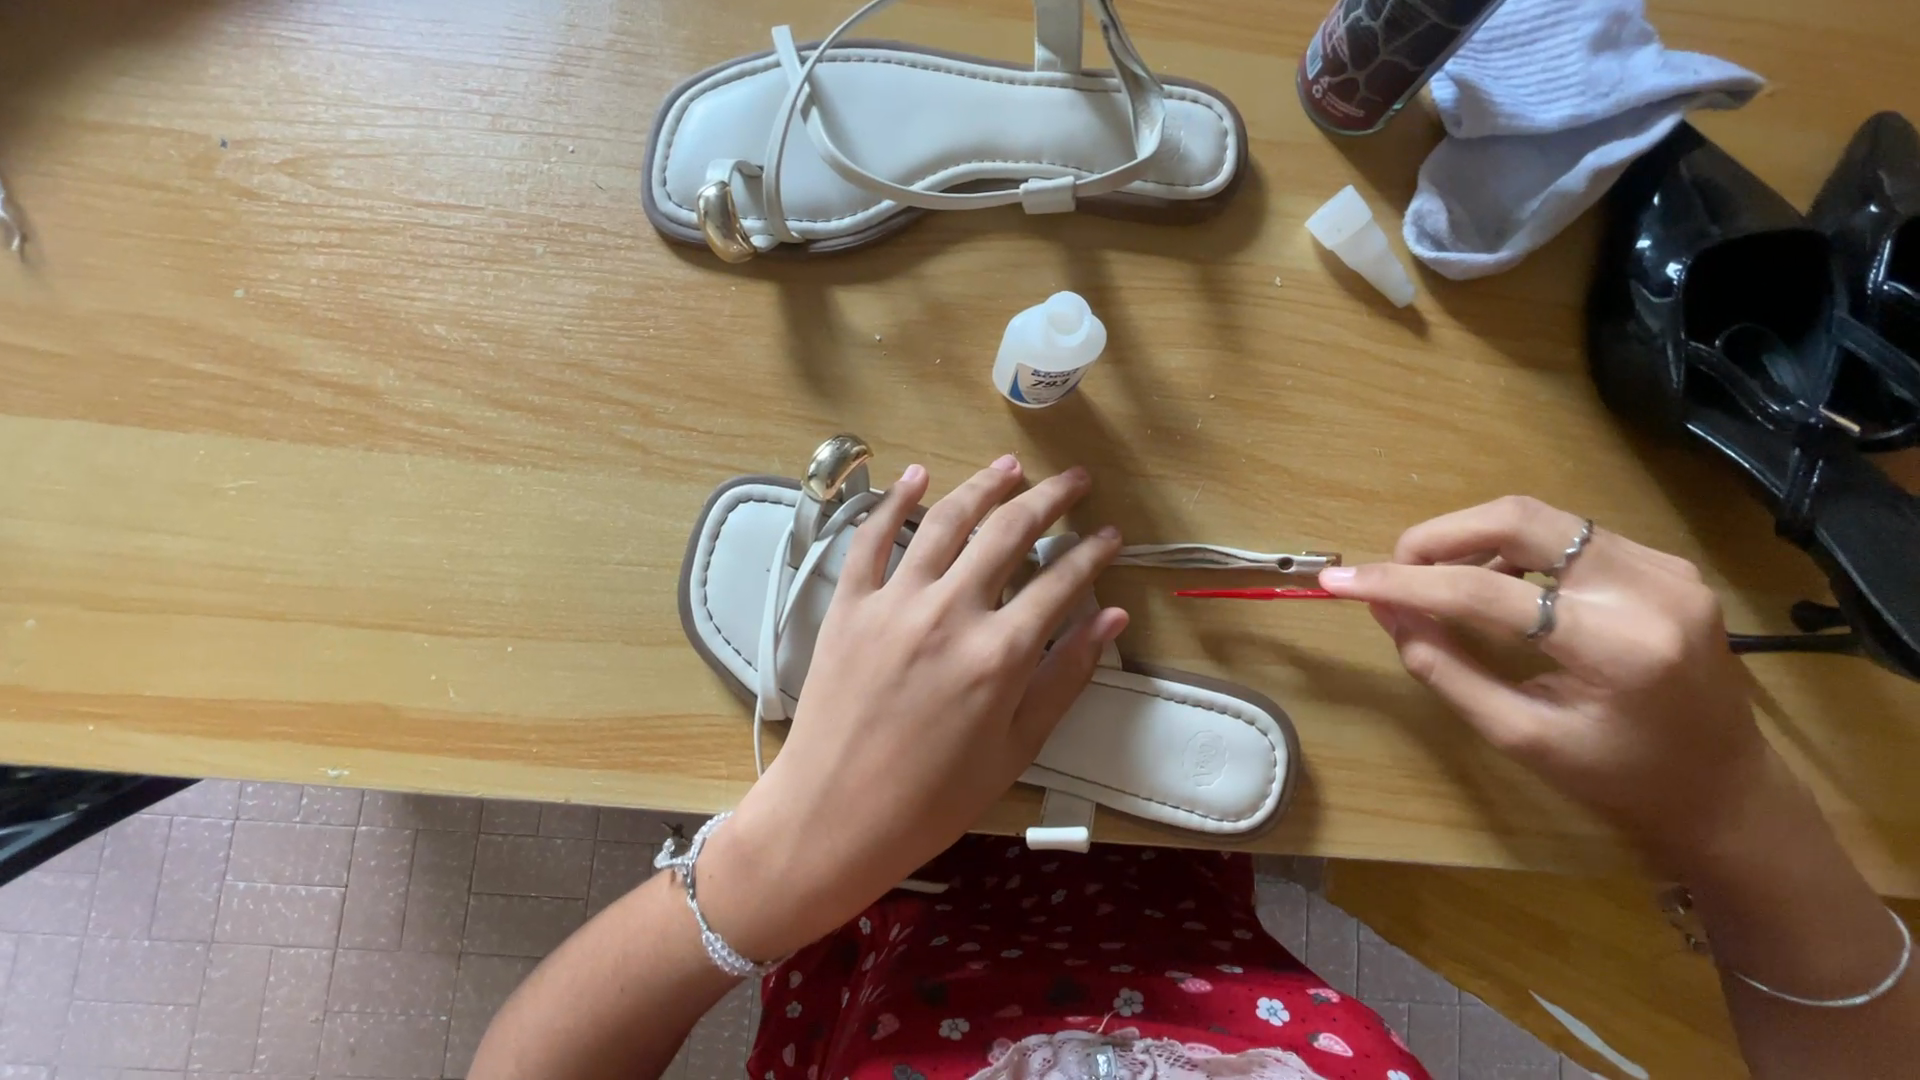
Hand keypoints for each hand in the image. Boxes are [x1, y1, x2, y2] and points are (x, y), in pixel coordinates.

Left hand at [696, 455, 1127, 960]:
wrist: (834, 816)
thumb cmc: (934, 798)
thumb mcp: (1016, 748)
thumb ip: (1066, 676)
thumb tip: (1111, 616)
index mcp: (999, 654)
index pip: (1061, 581)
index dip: (1092, 551)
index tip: (1110, 534)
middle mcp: (949, 613)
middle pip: (1009, 533)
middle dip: (1050, 499)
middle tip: (1074, 479)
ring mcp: (893, 603)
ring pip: (946, 522)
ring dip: (983, 486)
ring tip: (1012, 467)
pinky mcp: (849, 605)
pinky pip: (871, 538)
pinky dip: (894, 501)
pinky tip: (917, 475)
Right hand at [1318, 495, 1775, 868]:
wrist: (1727, 793)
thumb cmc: (1618, 780)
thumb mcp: (1518, 736)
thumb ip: (1444, 668)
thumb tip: (1386, 611)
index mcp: (1618, 647)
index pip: (1482, 592)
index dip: (1400, 582)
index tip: (1338, 580)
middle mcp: (1650, 588)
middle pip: (1516, 520)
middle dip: (1436, 537)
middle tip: (1393, 571)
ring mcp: (1664, 568)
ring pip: (1538, 517)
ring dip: (1469, 539)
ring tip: (1433, 581)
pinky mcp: (1662, 564)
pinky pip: (1564, 534)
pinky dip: (1508, 549)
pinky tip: (1488, 583)